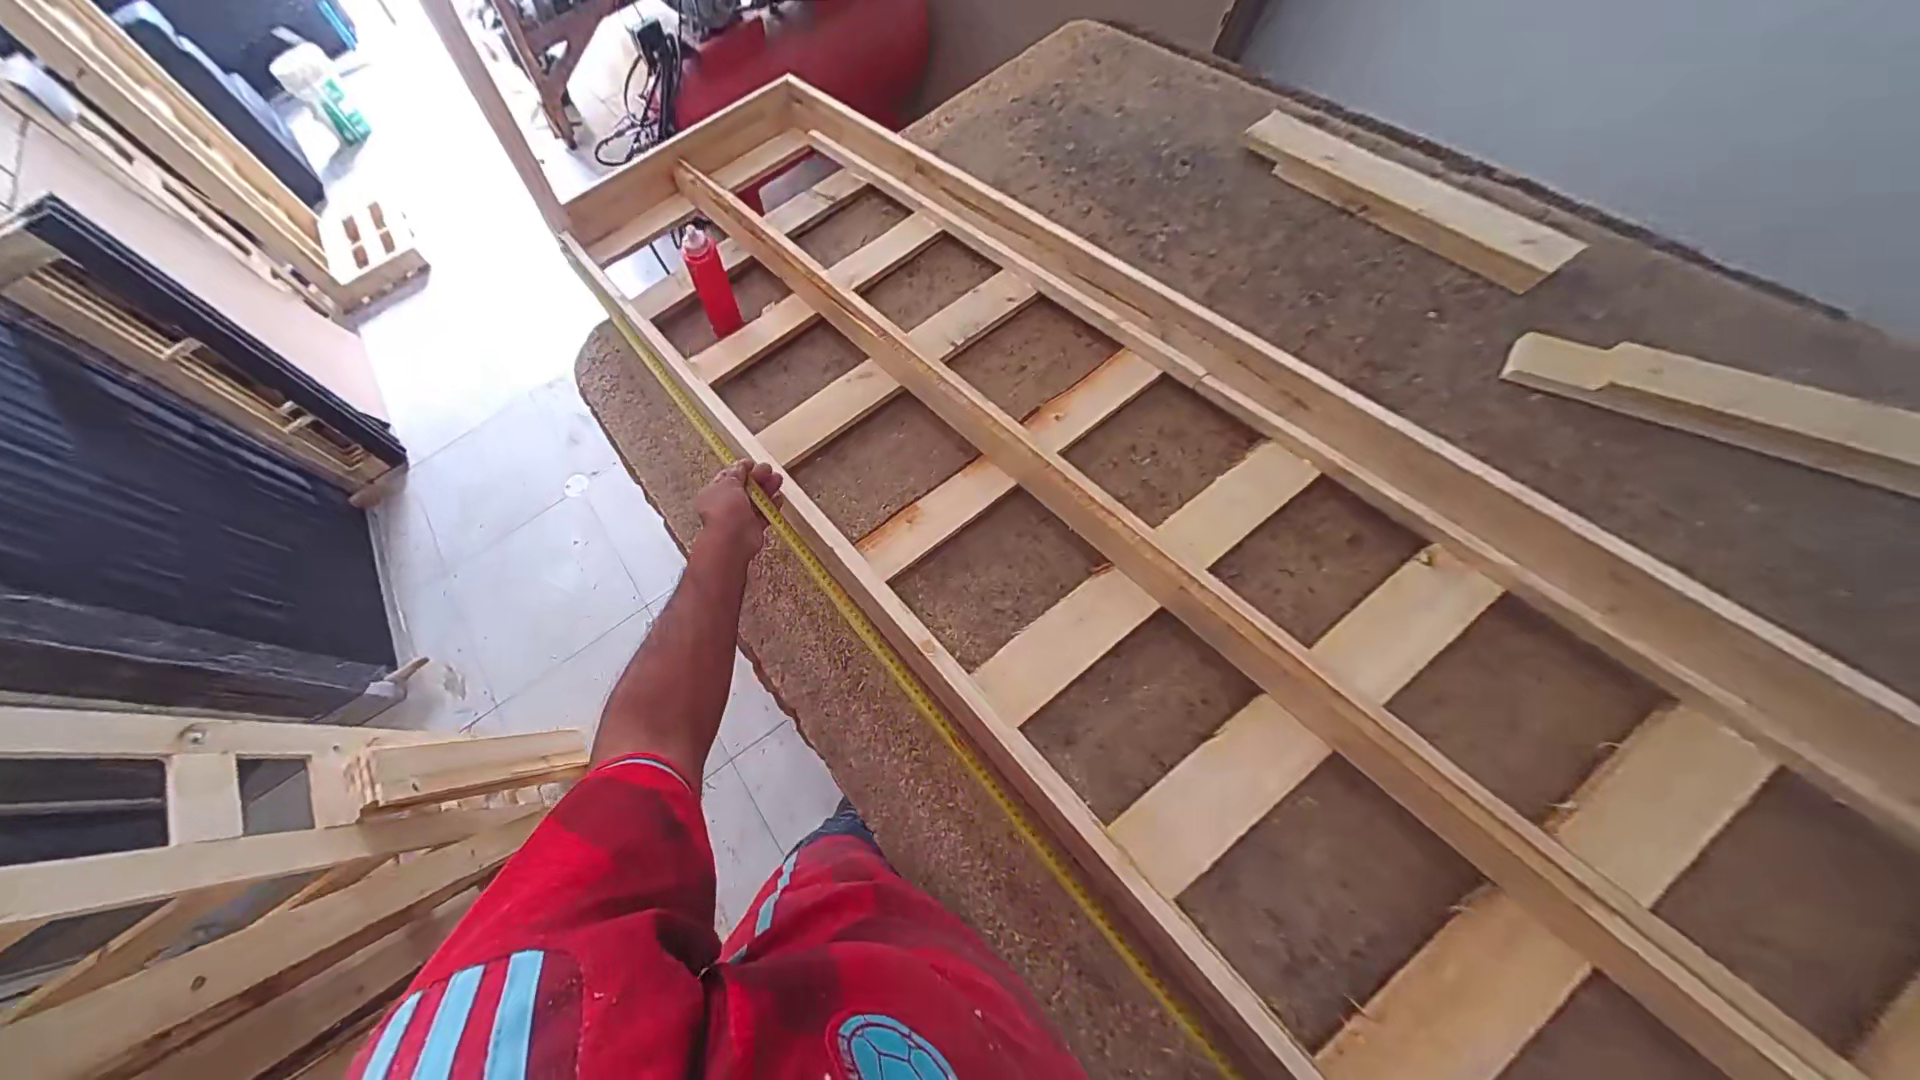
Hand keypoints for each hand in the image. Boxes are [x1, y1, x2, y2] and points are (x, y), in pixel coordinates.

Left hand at [694, 459, 783, 560]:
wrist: (732, 539)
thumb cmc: (725, 508)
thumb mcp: (728, 484)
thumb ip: (736, 473)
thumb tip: (741, 465)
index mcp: (715, 492)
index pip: (728, 477)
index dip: (741, 469)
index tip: (753, 463)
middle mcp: (726, 504)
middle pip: (744, 488)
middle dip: (757, 478)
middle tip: (769, 469)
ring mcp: (740, 516)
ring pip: (756, 500)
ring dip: (767, 489)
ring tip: (778, 480)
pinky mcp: (753, 527)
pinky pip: (764, 514)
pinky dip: (772, 506)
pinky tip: (779, 498)